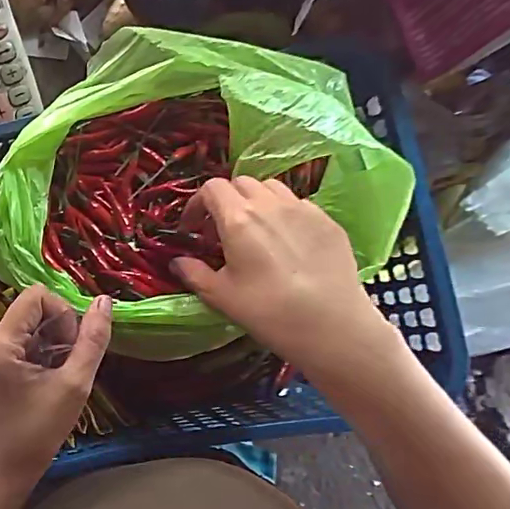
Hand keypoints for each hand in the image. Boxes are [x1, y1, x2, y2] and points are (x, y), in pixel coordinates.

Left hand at [0, 285, 111, 479]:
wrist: (10, 467)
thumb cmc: (40, 429)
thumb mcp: (74, 384)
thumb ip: (92, 340)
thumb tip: (104, 301)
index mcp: (0, 342)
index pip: (35, 296)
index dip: (63, 312)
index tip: (73, 345)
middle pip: (32, 307)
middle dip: (59, 327)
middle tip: (70, 361)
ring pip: (29, 323)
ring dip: (52, 340)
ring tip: (61, 371)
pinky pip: (22, 339)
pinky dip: (41, 350)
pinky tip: (50, 376)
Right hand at [171, 176, 404, 377]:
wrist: (331, 325)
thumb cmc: (268, 311)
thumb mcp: (221, 296)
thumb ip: (194, 273)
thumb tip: (178, 261)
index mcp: (238, 218)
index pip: (212, 188)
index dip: (197, 204)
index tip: (193, 229)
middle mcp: (270, 204)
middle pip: (241, 183)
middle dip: (225, 201)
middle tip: (221, 232)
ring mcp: (303, 209)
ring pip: (271, 188)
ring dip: (255, 202)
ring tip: (254, 231)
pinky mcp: (327, 221)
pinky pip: (298, 204)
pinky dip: (283, 214)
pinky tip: (285, 243)